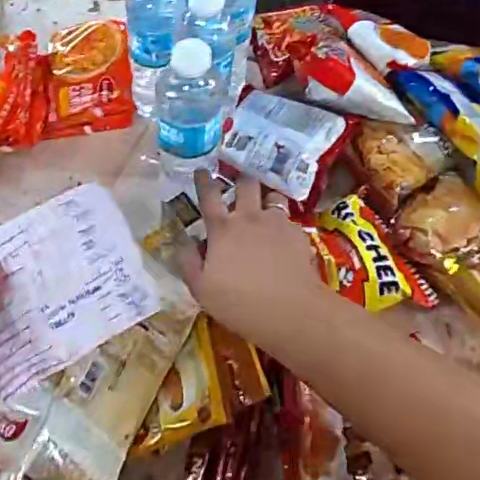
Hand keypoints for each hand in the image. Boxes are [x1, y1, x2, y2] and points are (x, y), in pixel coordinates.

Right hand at [179, 171, 339, 349]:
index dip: (203, 179)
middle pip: (246, 183)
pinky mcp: (298, 233)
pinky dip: (284, 225)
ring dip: (267, 197)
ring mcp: (277, 222)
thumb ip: (189, 262)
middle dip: (242, 177)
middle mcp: (250, 217)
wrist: (289, 310)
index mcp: (223, 228)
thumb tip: (181, 242)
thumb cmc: (239, 303)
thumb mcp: (201, 289)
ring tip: (266, 205)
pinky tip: (285, 240)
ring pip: (273, 195)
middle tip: (240, 182)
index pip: (209, 195)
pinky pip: (290, 220)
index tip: (202, 170)